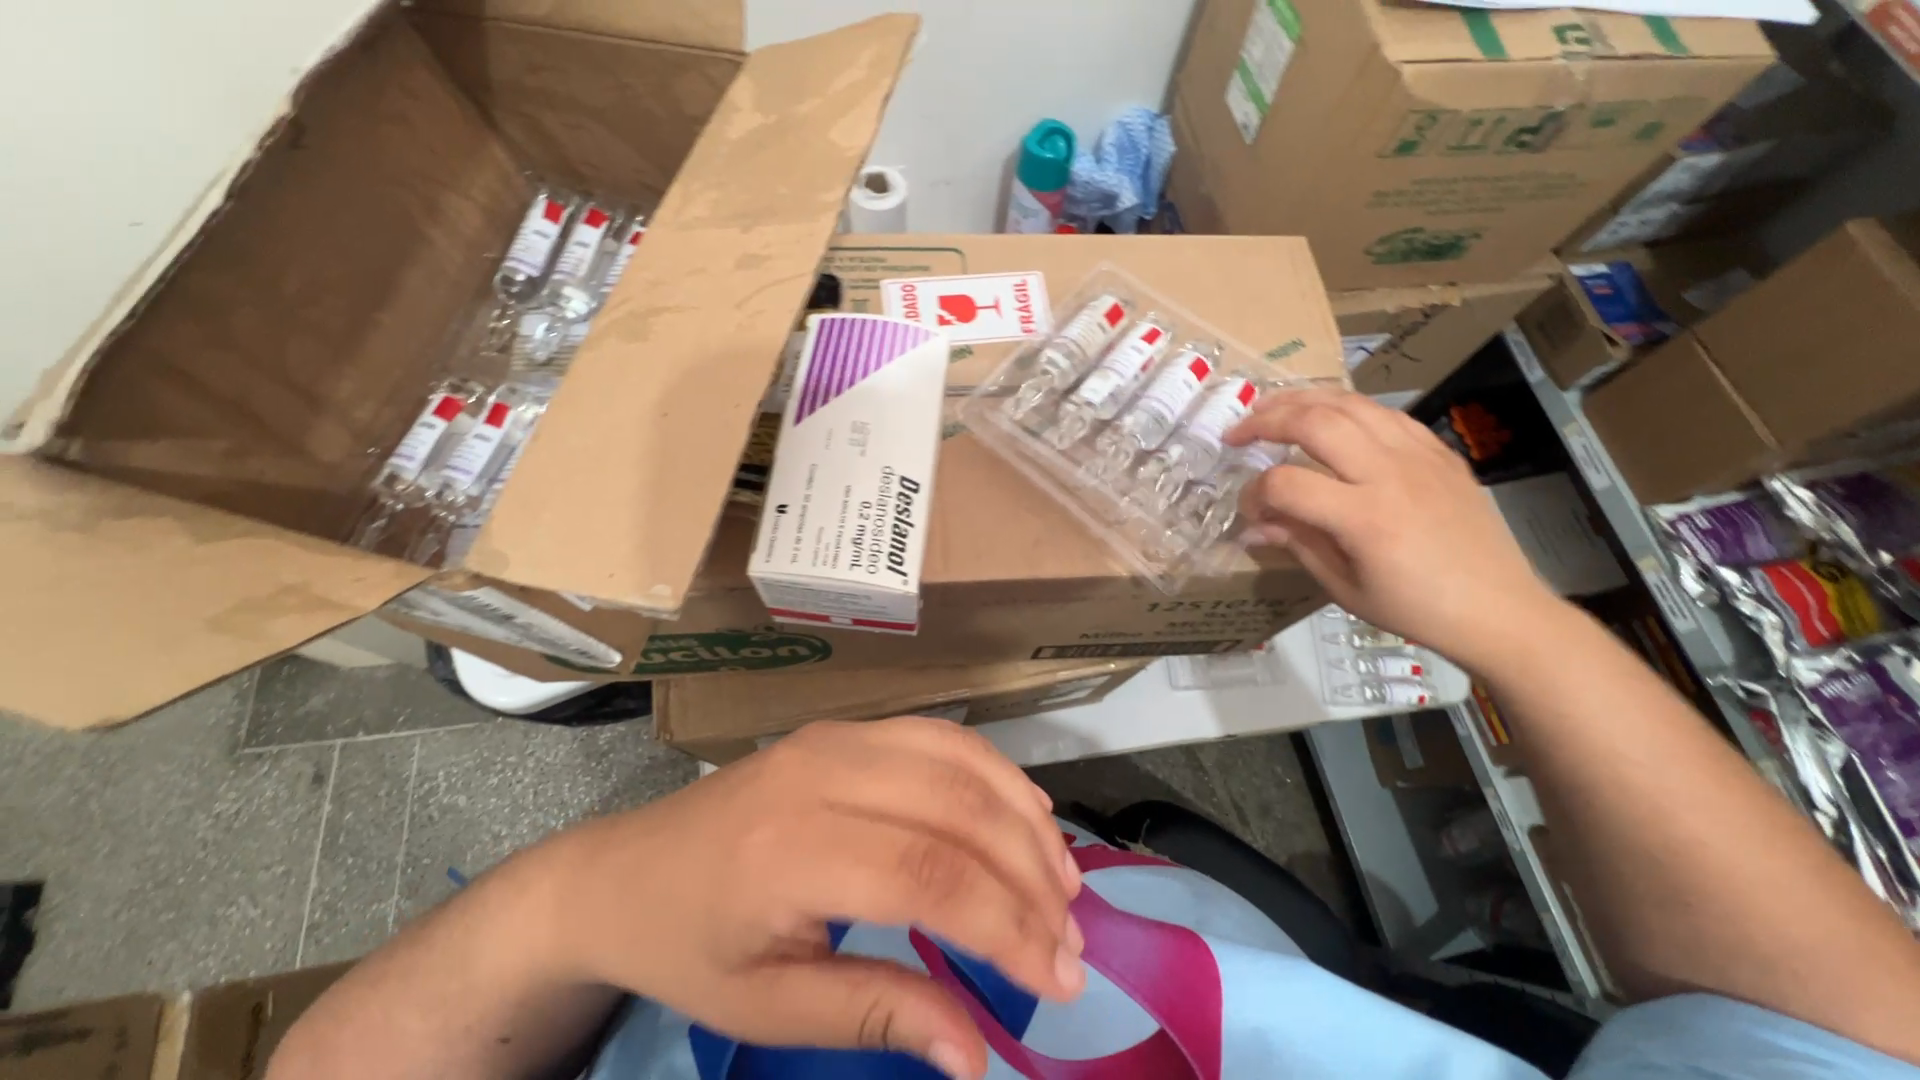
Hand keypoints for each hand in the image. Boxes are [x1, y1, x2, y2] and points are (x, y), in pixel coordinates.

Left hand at [546, 718, 1083, 1079]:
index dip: (1008, 928)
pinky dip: (994, 774)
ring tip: (1065, 885)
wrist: (623, 871)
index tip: (1059, 980)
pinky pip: (939, 738)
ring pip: (960, 764)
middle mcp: (821, 774)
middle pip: (959, 811)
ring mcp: (835, 738)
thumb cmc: (688, 947)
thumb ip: (878, 1014)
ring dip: (1024, 821)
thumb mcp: (770, 1005)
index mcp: (791, 850)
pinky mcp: (844, 729)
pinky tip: (1026, 815)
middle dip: (1031, 878)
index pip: (930, 877)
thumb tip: (976, 1057)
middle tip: (1072, 944)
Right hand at [1225, 388, 1561, 670]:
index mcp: (1365, 518)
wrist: (1497, 607)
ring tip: (1272, 409)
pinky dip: (1347, 408)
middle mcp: (1390, 473)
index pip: (1287, 484)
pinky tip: (1330, 419)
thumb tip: (1256, 524)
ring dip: (1303, 400)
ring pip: (1350, 403)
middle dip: (1265, 420)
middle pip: (1315, 422)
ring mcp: (1419, 455)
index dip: (1255, 494)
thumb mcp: (1345, 587)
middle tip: (1238, 433)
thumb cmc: (1415, 608)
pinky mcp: (1438, 451)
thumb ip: (1298, 544)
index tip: (1249, 511)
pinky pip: (1385, 413)